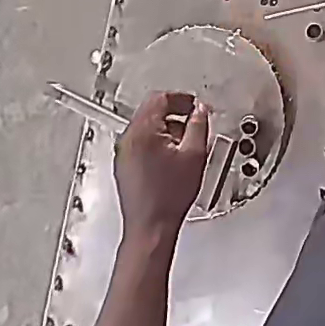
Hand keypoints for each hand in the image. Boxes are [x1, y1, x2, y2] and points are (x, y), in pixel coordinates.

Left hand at [115, 91, 209, 244]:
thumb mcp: (195, 154)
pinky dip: (157, 141)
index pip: (160, 99)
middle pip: (151, 110)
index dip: (181, 98)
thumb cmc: (169, 197)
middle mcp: (128, 139)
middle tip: (193, 119)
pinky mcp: (124, 165)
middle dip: (174, 112)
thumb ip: (199, 125)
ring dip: (166, 127)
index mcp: (144, 132)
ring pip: (146, 126)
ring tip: (185, 141)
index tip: (194, 105)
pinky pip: (141, 142)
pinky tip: (173, 156)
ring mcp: (124, 153)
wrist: (151, 227)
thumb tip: (201, 111)